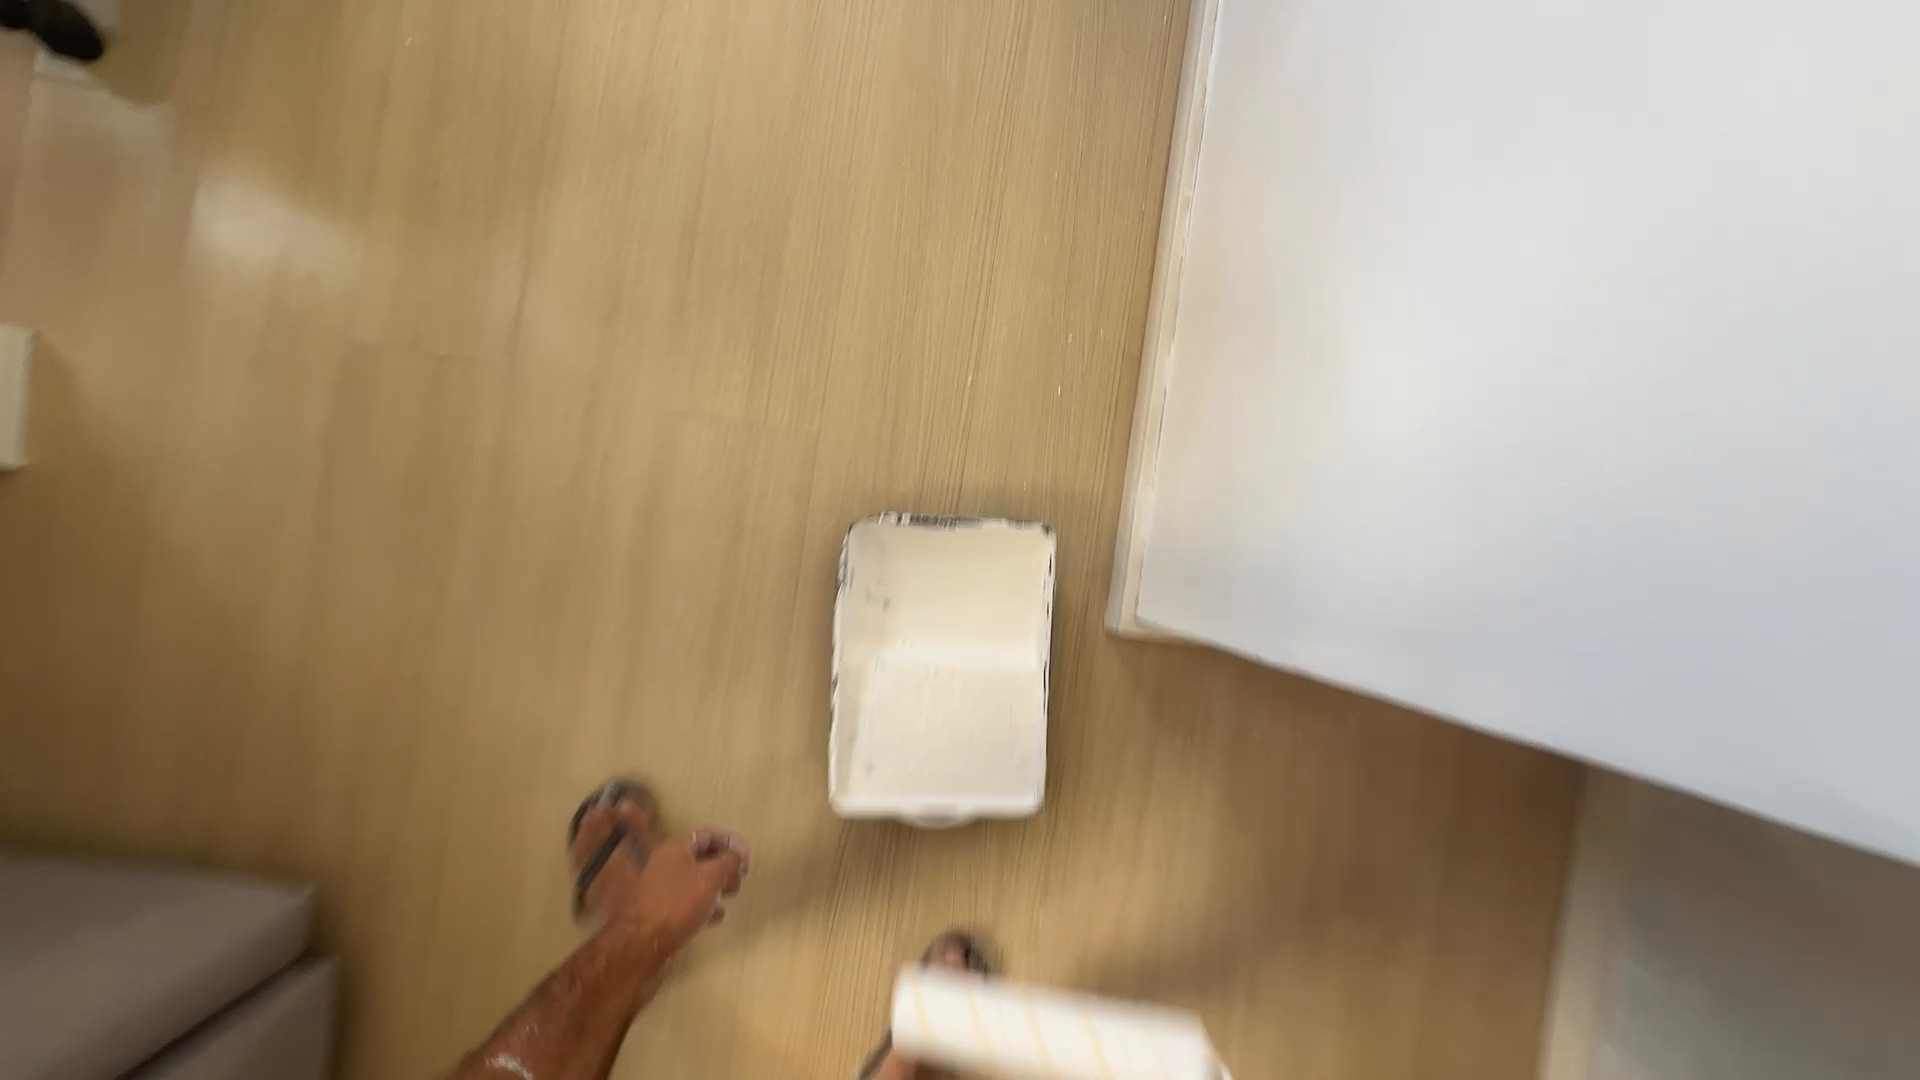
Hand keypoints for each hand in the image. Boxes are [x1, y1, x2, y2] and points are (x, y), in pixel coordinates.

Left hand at [614, 829, 749, 952]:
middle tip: (740, 879)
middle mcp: (666, 864)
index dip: (731, 842)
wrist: (641, 944)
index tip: (747, 858)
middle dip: (725, 867)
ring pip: (697, 881)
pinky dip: (704, 906)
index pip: (708, 835)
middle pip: (703, 858)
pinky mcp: (661, 912)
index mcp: (675, 849)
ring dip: (717, 887)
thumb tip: (739, 853)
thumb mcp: (711, 876)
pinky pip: (688, 902)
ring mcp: (661, 889)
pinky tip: (715, 917)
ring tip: (730, 898)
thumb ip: (729, 860)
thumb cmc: (678, 903)